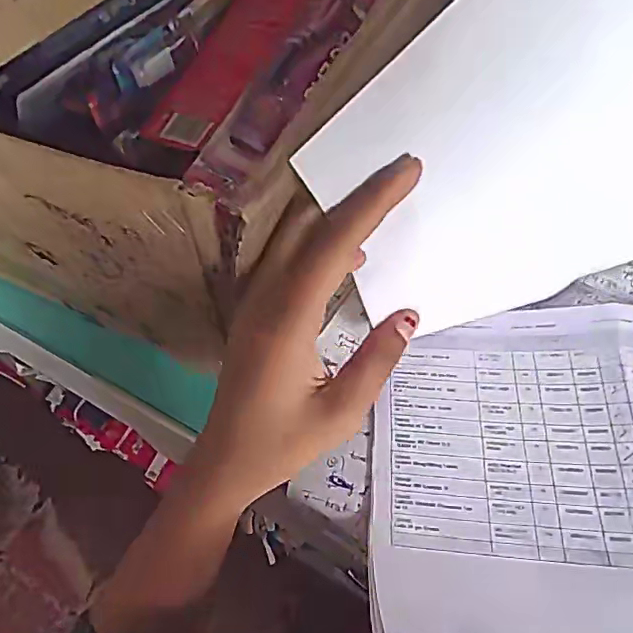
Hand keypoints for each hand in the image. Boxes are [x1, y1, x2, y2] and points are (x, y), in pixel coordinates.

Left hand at [188, 154, 421, 504]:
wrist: (224, 461)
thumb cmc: (280, 443)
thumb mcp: (341, 412)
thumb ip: (376, 360)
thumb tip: (408, 314)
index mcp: (287, 320)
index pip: (333, 244)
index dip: (371, 203)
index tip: (404, 171)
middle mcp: (265, 299)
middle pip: (309, 227)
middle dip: (355, 196)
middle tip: (398, 174)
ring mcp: (253, 302)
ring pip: (293, 237)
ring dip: (335, 215)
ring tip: (381, 204)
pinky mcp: (253, 311)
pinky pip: (287, 259)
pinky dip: (319, 243)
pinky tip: (348, 256)